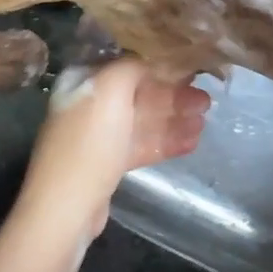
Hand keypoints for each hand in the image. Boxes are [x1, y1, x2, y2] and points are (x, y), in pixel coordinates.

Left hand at [14, 58, 210, 242]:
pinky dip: (166, 142)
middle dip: (173, 95)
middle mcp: (90, 105)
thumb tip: (152, 61)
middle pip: (139, 94)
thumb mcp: (111, 89)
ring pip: (143, 121)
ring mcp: (99, 137)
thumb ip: (132, 66)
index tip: (190, 66)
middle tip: (206, 99)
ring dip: (174, 119)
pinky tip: (192, 141)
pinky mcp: (109, 165)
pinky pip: (142, 146)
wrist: (66, 209)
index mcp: (84, 81)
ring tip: (205, 121)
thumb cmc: (89, 142)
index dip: (159, 64)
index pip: (126, 64)